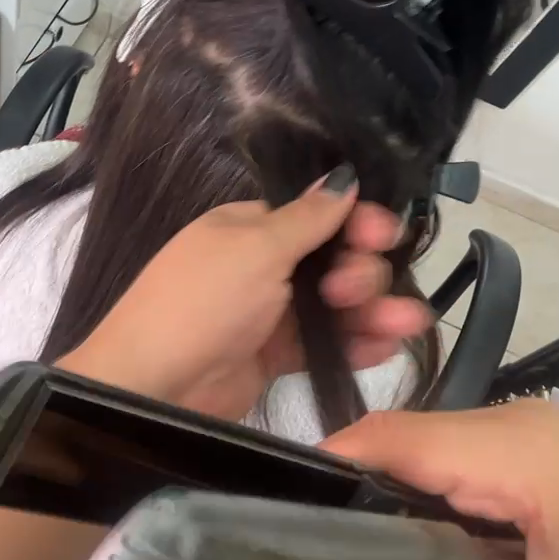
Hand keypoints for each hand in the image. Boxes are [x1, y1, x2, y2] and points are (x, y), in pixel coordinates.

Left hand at [58, 166, 432, 419]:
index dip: (355, 223)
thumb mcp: (255, 248)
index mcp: (250, 228)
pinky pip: (326, 344)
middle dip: (360, 271)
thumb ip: (308, 217)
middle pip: (334, 259)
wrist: (155, 383)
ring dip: (373, 309)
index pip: (317, 215)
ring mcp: (270, 312)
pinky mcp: (276, 356)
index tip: (380, 236)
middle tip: (349, 292)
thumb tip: (344, 176)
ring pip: (337, 304)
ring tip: (403, 324)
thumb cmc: (204, 301)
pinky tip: (385, 347)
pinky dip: (357, 344)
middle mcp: (263, 265)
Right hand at [323, 401, 558, 559]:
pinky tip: (418, 539)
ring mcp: (531, 431)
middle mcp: (521, 422)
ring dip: (389, 489)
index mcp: (526, 453)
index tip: (291, 511)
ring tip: (360, 548)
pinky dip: (424, 490)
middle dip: (356, 483)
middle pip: (404, 435)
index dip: (336, 463)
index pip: (398, 436)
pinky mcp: (536, 451)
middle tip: (320, 546)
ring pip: (425, 444)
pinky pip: (454, 456)